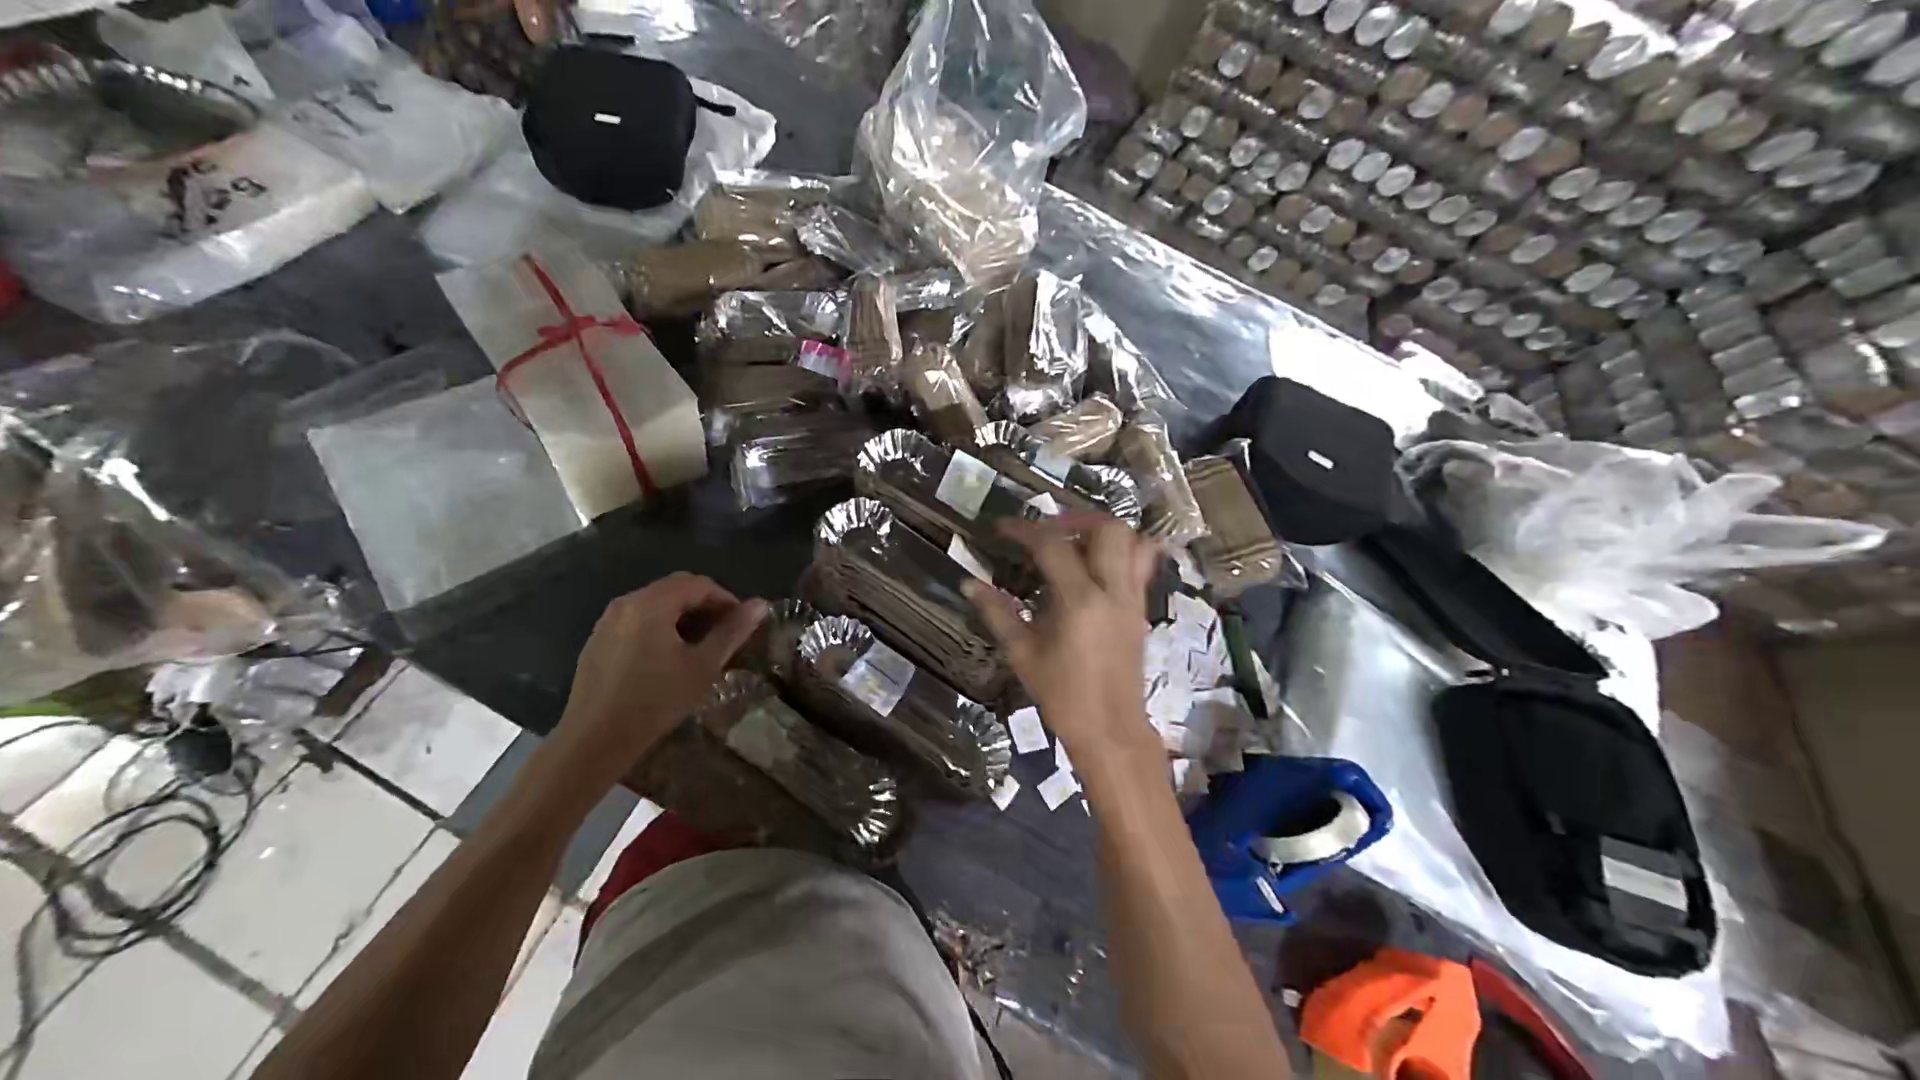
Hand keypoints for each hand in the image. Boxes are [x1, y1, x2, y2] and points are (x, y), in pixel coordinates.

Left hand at [555, 573, 767, 777]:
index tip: (741, 623)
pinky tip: (668, 656)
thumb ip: (732, 631)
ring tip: (700, 644)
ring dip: (683, 615)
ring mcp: (608, 620)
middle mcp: (626, 602)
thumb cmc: (656, 702)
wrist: (595, 740)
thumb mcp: (703, 666)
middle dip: (705, 604)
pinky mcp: (598, 639)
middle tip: (724, 632)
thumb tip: (760, 604)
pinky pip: (637, 619)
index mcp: (651, 604)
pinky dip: (660, 625)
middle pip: (675, 588)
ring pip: (655, 603)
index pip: (698, 584)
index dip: (726, 599)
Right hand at [964, 513, 1161, 763]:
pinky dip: (1123, 551)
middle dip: (1074, 519)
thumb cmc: (1062, 695)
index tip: (1001, 528)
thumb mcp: (1022, 654)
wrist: (1110, 728)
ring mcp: (1133, 598)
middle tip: (1046, 531)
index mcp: (1079, 601)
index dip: (1024, 529)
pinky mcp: (1142, 609)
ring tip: (1073, 543)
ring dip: (1101, 531)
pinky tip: (1096, 564)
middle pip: (1107, 528)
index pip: (1052, 544)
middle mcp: (1112, 590)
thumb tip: (969, 583)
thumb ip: (996, 613)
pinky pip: (1143, 564)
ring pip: (1132, 540)